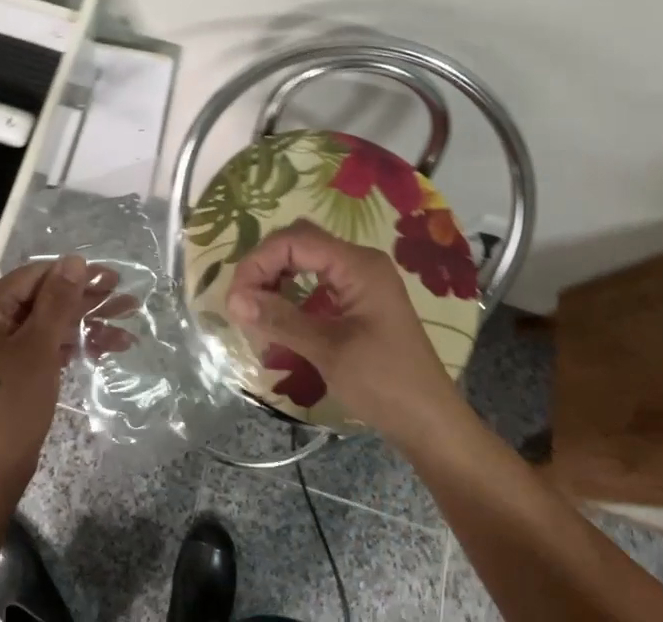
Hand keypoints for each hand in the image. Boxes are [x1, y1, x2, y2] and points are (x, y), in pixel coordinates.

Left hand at [0, 256, 115, 502]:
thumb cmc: (11, 404)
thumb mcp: (39, 347)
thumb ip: (58, 300)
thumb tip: (75, 260)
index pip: (34, 277)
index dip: (74, 275)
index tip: (112, 277)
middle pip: (45, 300)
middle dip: (86, 302)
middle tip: (127, 300)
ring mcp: (0, 347)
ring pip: (50, 324)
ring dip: (86, 326)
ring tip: (127, 330)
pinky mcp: (13, 369)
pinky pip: (46, 346)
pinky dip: (73, 346)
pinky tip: (106, 349)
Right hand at [225, 220, 460, 440]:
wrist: (430, 422)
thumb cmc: (384, 383)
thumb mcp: (327, 350)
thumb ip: (280, 319)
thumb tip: (233, 300)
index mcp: (358, 264)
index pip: (295, 241)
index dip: (259, 263)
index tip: (235, 299)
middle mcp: (359, 262)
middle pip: (299, 244)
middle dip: (265, 268)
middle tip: (241, 302)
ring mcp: (360, 281)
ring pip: (305, 262)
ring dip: (276, 281)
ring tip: (254, 312)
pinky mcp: (358, 301)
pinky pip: (316, 283)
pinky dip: (292, 297)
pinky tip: (277, 322)